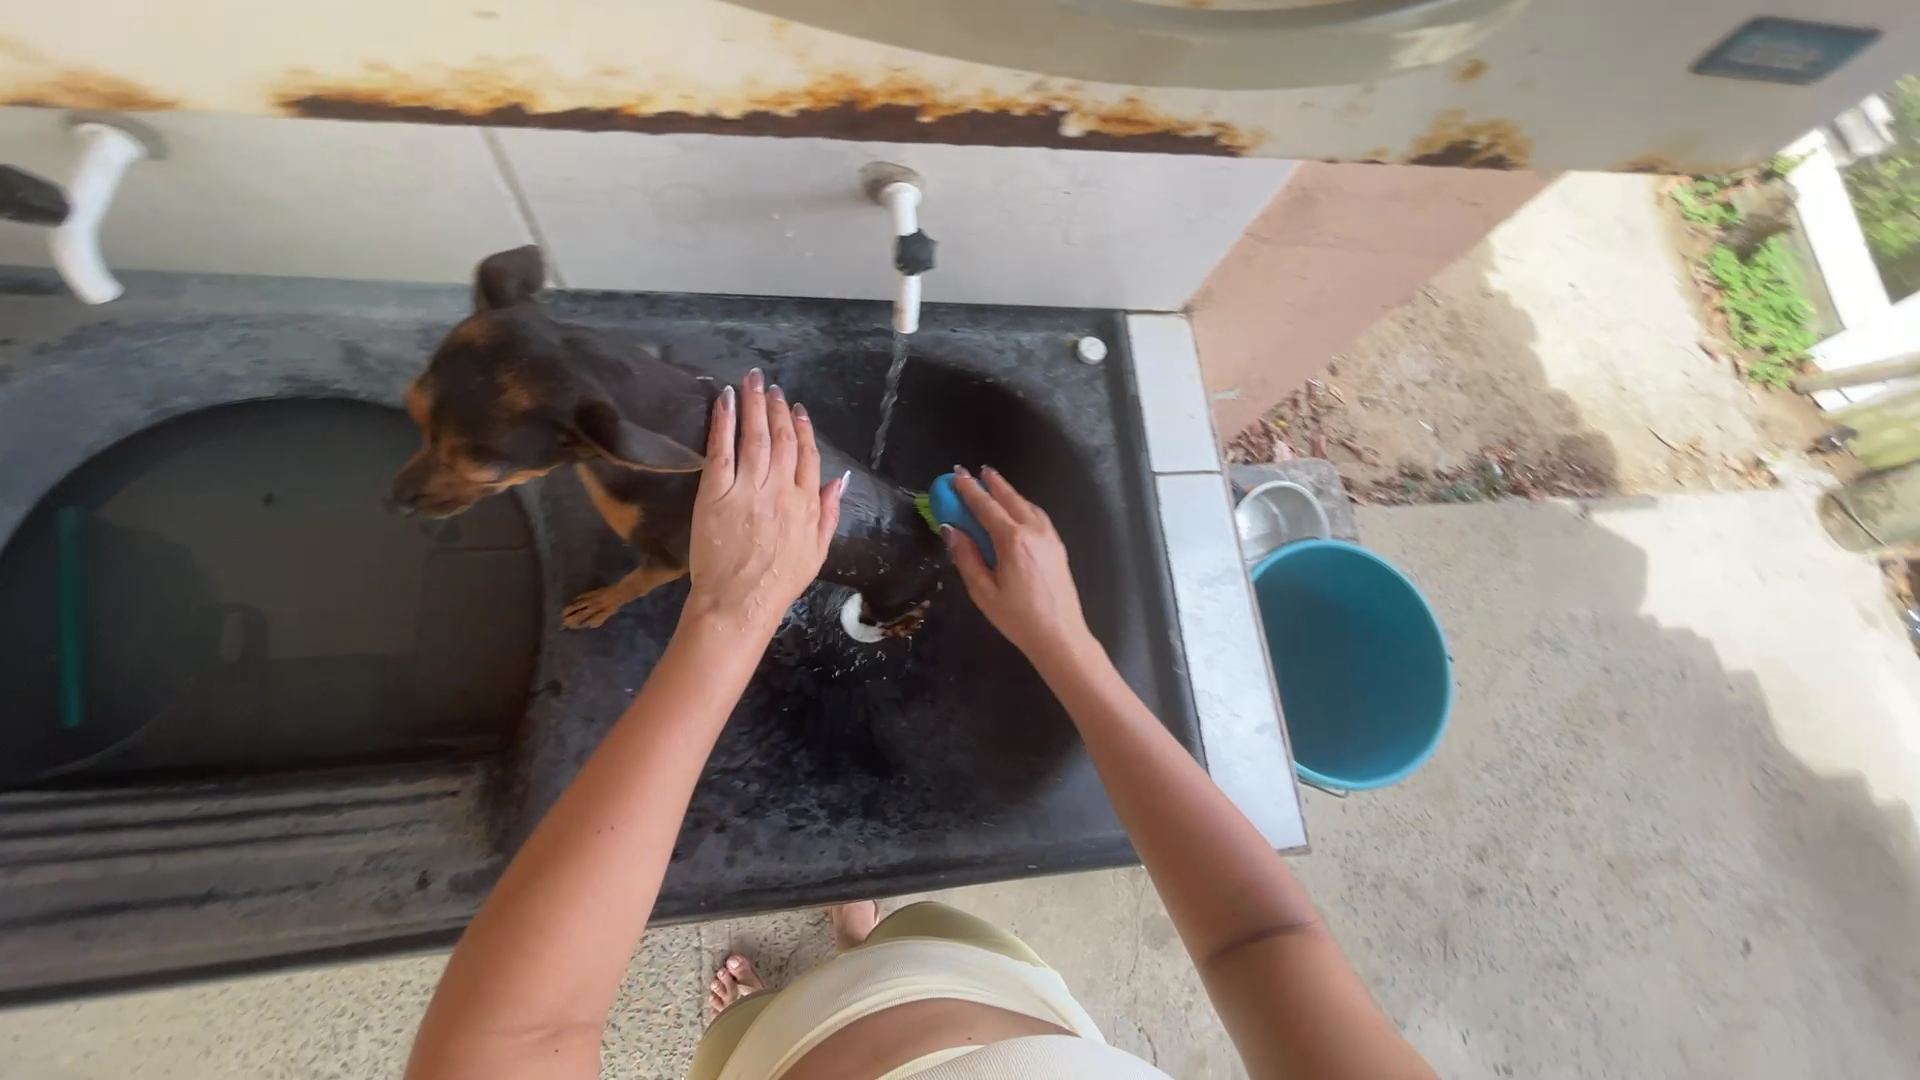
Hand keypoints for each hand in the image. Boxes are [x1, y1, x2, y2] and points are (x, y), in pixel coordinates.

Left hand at [684, 370, 845, 633]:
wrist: (740, 603)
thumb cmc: (780, 582)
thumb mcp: (818, 550)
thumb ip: (829, 512)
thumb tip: (842, 478)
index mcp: (807, 503)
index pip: (808, 454)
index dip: (803, 427)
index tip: (796, 408)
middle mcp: (781, 489)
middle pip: (782, 438)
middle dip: (776, 407)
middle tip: (769, 385)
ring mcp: (749, 489)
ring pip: (755, 437)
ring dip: (753, 404)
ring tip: (751, 381)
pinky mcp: (717, 493)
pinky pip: (722, 450)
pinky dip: (724, 422)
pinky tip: (724, 400)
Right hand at [945, 466, 1093, 663]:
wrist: (1061, 636)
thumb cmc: (1018, 618)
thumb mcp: (983, 591)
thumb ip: (966, 557)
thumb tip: (951, 530)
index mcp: (1012, 540)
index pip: (986, 506)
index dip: (969, 490)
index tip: (956, 476)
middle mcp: (1034, 531)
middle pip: (1009, 498)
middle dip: (991, 483)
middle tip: (975, 471)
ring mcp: (1050, 537)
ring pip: (1026, 505)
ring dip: (1008, 492)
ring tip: (993, 484)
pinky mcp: (1058, 547)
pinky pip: (1038, 516)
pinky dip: (1023, 505)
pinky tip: (1017, 509)